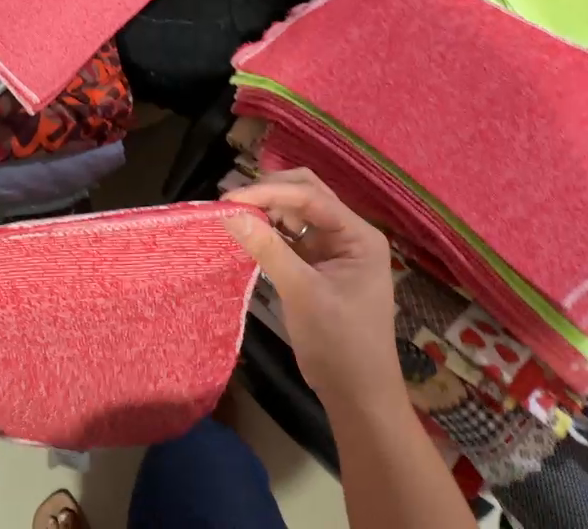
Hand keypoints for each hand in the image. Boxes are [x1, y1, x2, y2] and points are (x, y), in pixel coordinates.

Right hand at [223, 168, 402, 408]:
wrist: (358, 396)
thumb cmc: (340, 344)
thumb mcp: (302, 293)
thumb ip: (267, 248)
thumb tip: (229, 212)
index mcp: (359, 236)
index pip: (310, 196)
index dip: (268, 192)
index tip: (228, 200)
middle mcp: (349, 234)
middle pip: (306, 194)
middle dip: (268, 193)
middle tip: (230, 203)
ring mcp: (334, 249)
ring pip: (296, 212)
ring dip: (267, 210)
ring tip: (234, 216)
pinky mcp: (318, 265)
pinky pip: (291, 235)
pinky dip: (269, 231)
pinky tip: (247, 233)